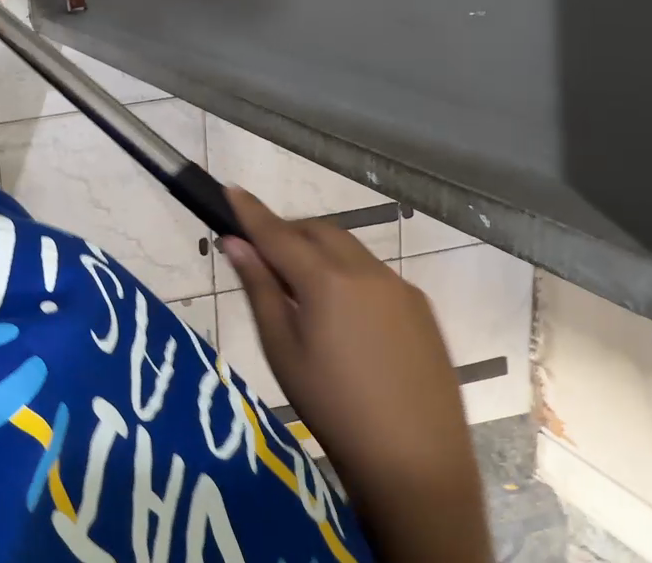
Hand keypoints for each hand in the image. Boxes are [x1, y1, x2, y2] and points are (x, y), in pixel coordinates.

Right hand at [219, 188, 490, 560]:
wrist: (416, 462)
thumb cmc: (331, 406)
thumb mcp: (281, 348)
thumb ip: (259, 288)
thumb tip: (234, 243)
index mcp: (327, 281)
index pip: (278, 233)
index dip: (251, 211)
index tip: (229, 189)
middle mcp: (368, 273)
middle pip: (319, 231)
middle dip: (287, 231)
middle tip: (262, 255)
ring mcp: (401, 291)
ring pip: (349, 250)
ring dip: (319, 251)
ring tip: (300, 289)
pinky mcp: (422, 312)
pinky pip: (374, 274)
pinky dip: (347, 274)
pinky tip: (340, 316)